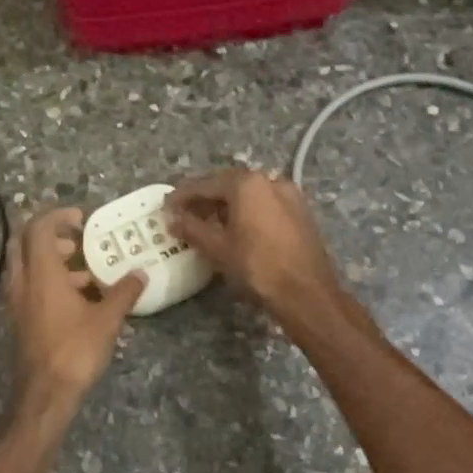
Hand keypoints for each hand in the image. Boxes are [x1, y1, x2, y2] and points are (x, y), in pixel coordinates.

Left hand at [6, 207, 144, 410]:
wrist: (45, 394)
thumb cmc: (75, 351)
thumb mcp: (107, 319)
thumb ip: (124, 292)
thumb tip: (141, 273)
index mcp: (41, 273)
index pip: (39, 228)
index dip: (58, 216)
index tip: (81, 219)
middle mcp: (22, 282)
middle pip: (23, 242)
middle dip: (48, 235)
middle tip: (76, 240)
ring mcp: (16, 302)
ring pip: (25, 266)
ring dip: (50, 260)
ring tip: (84, 272)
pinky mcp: (19, 320)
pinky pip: (28, 287)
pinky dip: (47, 281)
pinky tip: (76, 299)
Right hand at [167, 168, 343, 320]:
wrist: (307, 292)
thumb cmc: (257, 267)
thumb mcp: (218, 248)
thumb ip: (192, 228)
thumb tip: (172, 219)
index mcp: (247, 184)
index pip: (205, 184)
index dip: (182, 196)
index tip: (166, 207)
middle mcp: (270, 180)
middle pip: (228, 184)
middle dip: (204, 198)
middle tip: (184, 214)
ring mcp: (289, 195)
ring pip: (248, 194)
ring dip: (225, 205)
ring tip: (206, 223)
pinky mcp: (300, 212)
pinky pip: (265, 205)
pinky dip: (246, 211)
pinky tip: (236, 229)